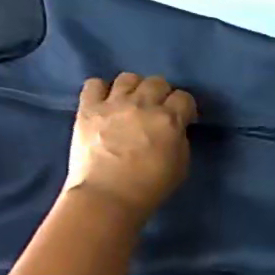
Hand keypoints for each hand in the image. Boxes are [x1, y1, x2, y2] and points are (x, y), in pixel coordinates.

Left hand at [65, 73, 197, 218]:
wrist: (108, 197)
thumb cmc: (150, 188)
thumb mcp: (181, 166)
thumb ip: (179, 141)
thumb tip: (174, 130)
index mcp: (170, 120)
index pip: (184, 98)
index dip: (185, 108)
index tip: (183, 120)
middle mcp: (143, 104)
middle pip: (157, 82)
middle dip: (162, 94)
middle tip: (157, 112)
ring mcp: (113, 104)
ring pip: (128, 77)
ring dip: (134, 89)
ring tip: (131, 104)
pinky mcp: (88, 108)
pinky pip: (95, 84)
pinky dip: (102, 91)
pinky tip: (105, 104)